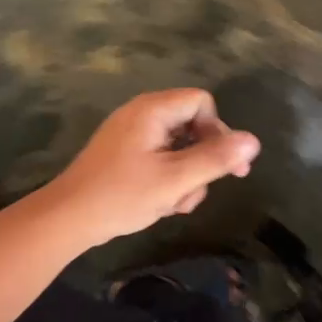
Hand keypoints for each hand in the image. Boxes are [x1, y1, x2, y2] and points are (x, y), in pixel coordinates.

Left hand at [42, 89, 259, 246]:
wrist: (68, 218)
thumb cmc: (122, 195)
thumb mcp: (176, 180)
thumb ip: (215, 158)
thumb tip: (253, 141)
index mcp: (152, 110)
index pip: (202, 103)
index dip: (219, 132)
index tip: (227, 166)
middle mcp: (140, 114)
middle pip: (191, 126)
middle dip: (200, 162)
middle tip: (196, 193)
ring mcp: (129, 134)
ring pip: (177, 147)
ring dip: (184, 177)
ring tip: (173, 205)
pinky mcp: (122, 154)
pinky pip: (158, 158)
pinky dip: (166, 179)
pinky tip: (159, 204)